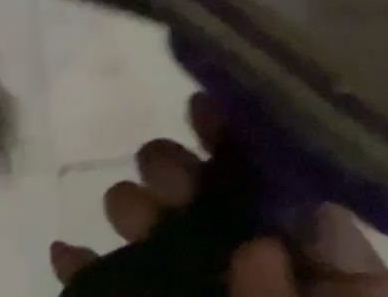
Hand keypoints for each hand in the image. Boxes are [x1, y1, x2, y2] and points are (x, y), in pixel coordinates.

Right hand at [49, 94, 387, 295]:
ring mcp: (197, 291)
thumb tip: (259, 243)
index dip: (243, 145)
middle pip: (206, 200)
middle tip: (167, 183)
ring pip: (153, 232)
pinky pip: (110, 284)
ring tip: (127, 219)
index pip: (282, 191)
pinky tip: (66, 257)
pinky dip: (85, 269)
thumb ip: (321, 296)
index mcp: (320, 273)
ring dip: (131, 211)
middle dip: (175, 175)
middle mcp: (254, 270)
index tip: (203, 109)